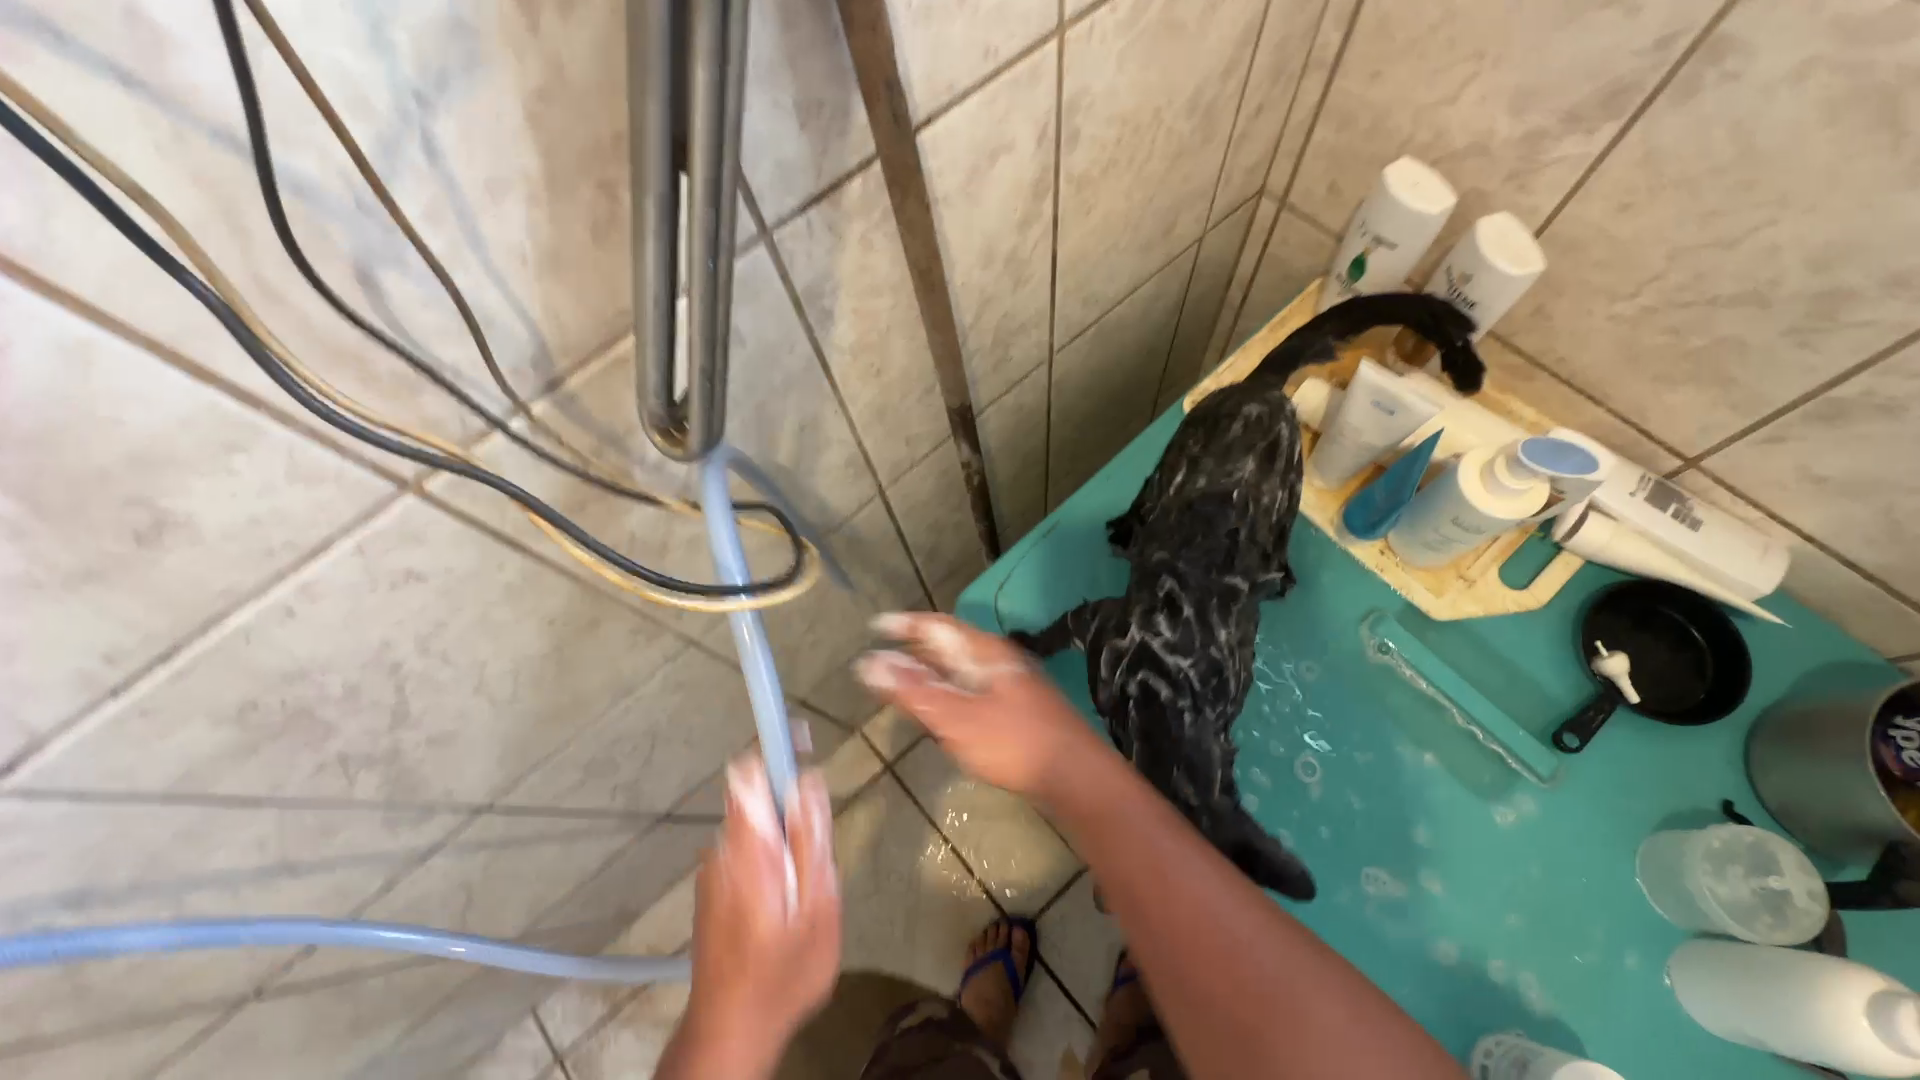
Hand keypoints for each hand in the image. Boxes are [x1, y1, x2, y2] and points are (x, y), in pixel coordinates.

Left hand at [683, 756, 840, 1062]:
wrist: (730, 1029)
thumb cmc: (785, 970)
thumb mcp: (819, 905)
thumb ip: (812, 839)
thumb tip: (807, 780)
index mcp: (749, 844)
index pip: (751, 768)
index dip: (776, 745)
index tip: (803, 737)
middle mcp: (721, 847)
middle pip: (753, 796)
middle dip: (788, 805)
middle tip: (818, 844)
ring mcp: (711, 869)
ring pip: (750, 826)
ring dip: (779, 837)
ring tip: (803, 887)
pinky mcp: (710, 890)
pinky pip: (743, 852)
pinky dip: (766, 859)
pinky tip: (782, 903)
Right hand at [855, 612, 1109, 802]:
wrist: (1076, 777)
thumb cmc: (1013, 743)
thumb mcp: (956, 718)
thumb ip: (913, 691)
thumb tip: (868, 662)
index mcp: (985, 653)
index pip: (938, 627)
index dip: (906, 624)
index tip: (877, 625)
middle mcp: (1000, 661)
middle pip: (952, 646)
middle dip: (918, 648)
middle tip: (886, 654)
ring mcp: (1013, 685)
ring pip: (964, 669)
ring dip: (934, 671)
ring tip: (907, 681)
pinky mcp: (1019, 710)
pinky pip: (974, 690)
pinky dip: (951, 692)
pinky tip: (945, 713)